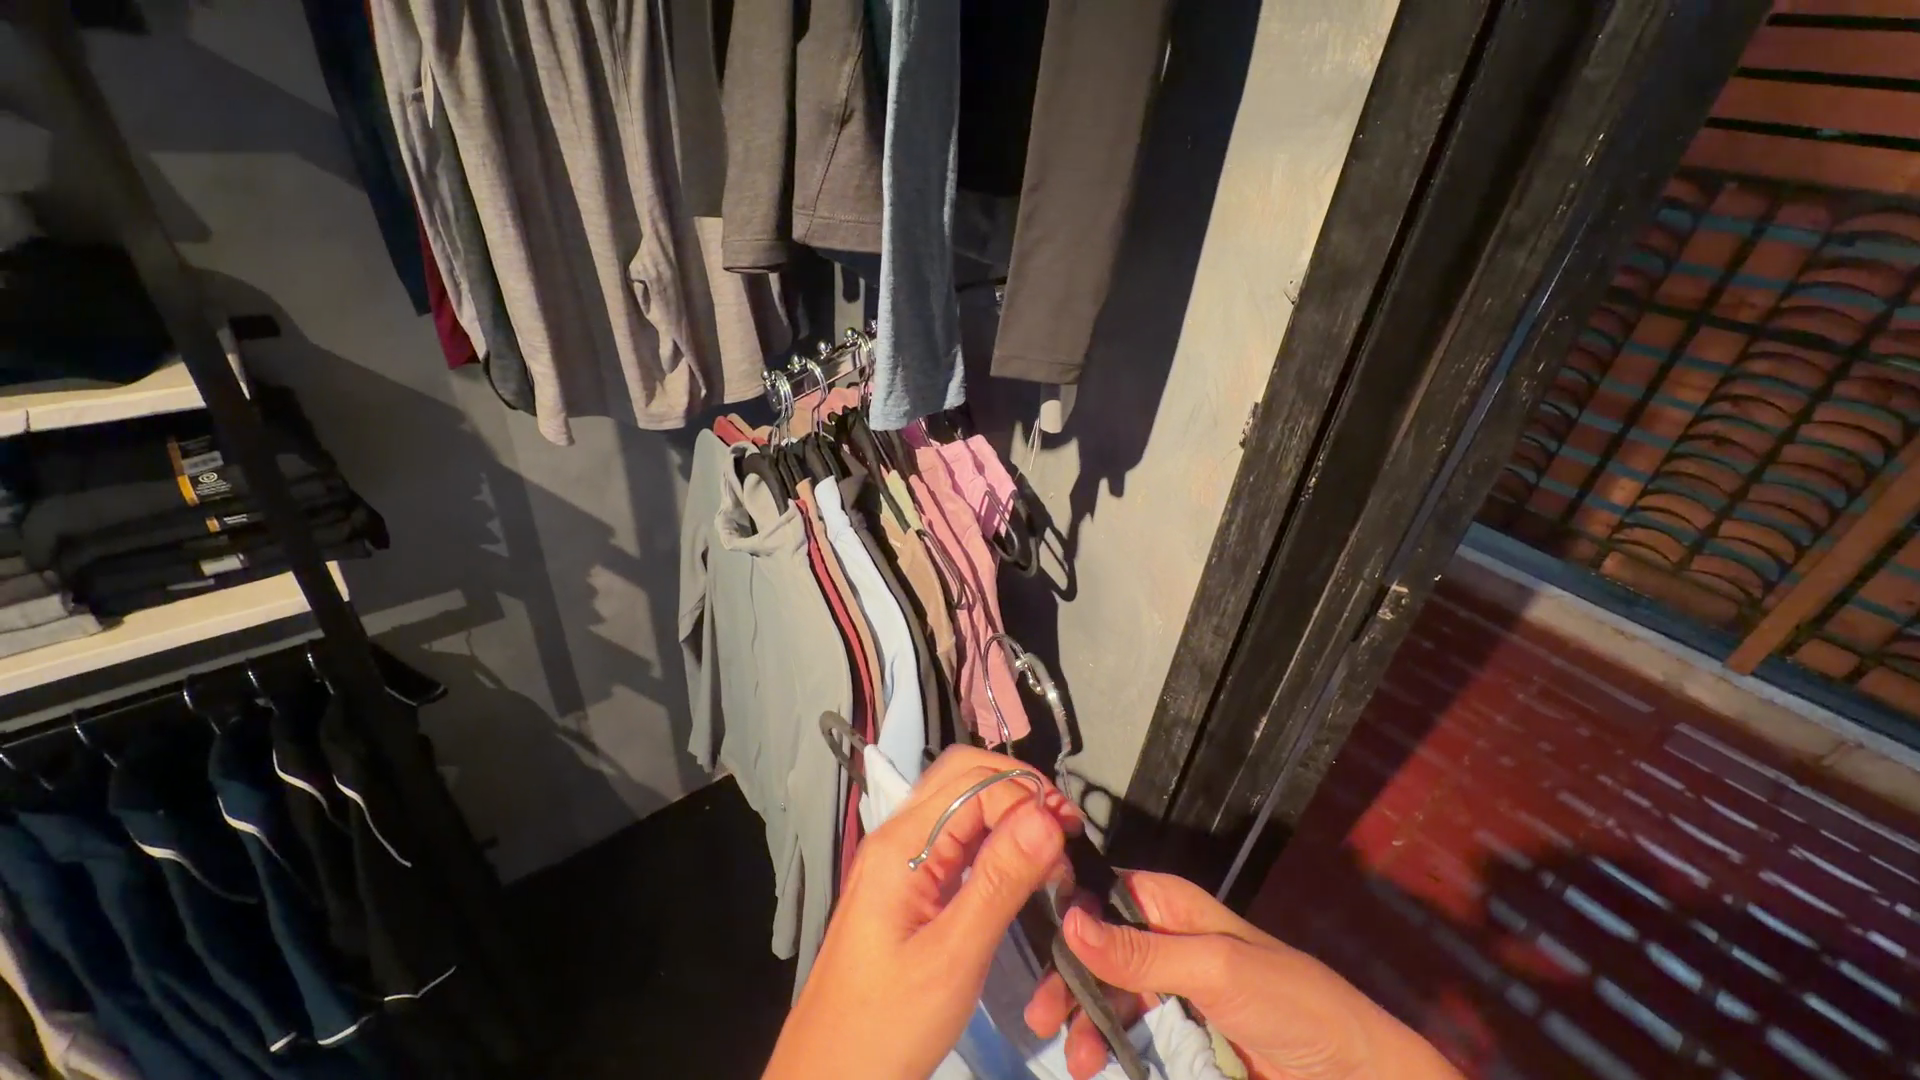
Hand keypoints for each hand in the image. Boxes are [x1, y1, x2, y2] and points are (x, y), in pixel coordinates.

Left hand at [762, 747, 1082, 1079]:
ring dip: (1007, 811)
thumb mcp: (953, 957)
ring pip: (959, 805)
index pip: (973, 782)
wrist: (828, 1074)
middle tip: (1063, 831)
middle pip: (962, 777)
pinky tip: (1017, 867)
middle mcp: (897, 838)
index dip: (1025, 796)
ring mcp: (899, 860)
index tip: (1069, 835)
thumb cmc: (887, 1023)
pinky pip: (953, 838)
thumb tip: (1045, 816)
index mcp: (902, 845)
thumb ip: (1000, 881)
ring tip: (1050, 848)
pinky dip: (991, 838)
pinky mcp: (907, 886)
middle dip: (1018, 790)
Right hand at [1025, 871, 1462, 1079]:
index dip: (1065, 908)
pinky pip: (1130, 1022)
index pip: (1103, 890)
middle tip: (1039, 1015)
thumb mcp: (1213, 969)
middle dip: (1066, 976)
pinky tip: (1092, 1061)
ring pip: (1107, 985)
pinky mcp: (1181, 1024)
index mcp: (1171, 902)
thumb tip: (1068, 921)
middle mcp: (1164, 933)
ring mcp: (1172, 980)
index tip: (1023, 934)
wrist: (1352, 1076)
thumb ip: (1140, 952)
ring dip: (1082, 1015)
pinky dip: (1106, 1038)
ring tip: (1069, 1054)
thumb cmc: (1288, 1002)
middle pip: (1097, 944)